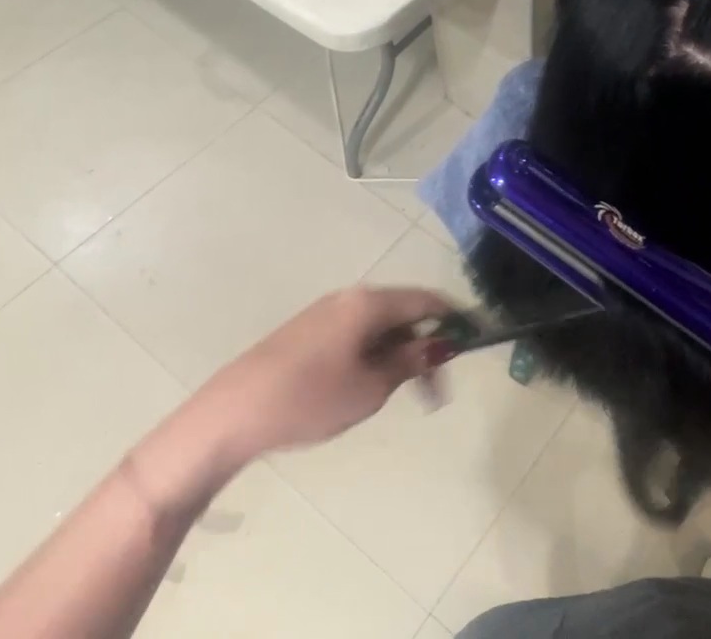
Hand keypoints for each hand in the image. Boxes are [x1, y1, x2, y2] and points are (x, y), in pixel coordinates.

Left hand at [193, 287, 456, 466]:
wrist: (233, 413)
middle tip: (435, 392)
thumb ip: (411, 362)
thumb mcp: (372, 387)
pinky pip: (358, 333)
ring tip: (400, 394)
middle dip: (427, 345)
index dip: (457, 320)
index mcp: (370, 303)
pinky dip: (375, 353)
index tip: (477, 344)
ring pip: (380, 325)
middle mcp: (351, 297)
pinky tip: (366, 385)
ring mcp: (326, 312)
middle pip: (405, 312)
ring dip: (400, 352)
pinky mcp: (309, 331)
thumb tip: (442, 346)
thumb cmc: (310, 398)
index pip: (429, 301)